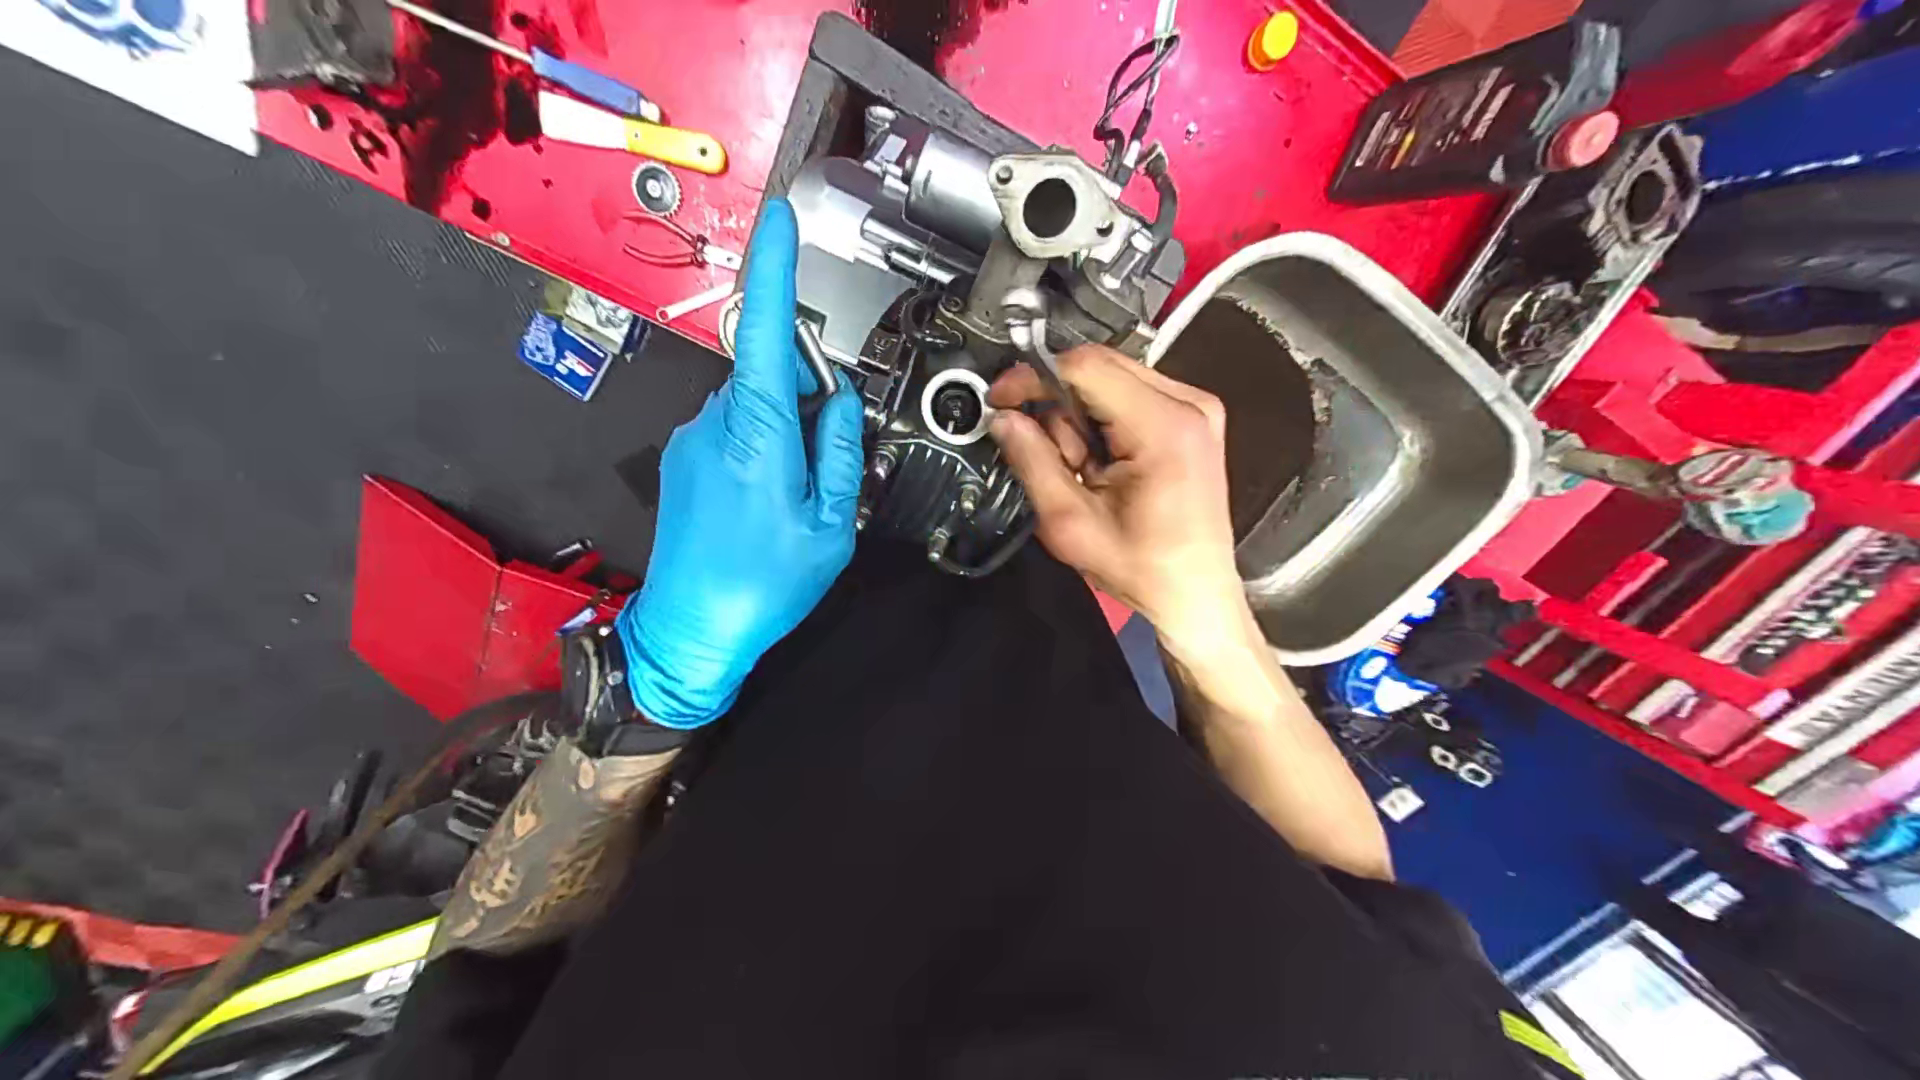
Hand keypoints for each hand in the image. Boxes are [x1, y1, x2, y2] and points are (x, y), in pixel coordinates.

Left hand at [615, 198, 864, 727]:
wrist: (692, 629)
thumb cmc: (761, 584)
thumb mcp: (830, 526)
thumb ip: (841, 455)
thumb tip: (841, 408)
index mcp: (759, 437)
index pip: (766, 332)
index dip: (774, 269)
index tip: (779, 220)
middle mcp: (716, 426)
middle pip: (772, 373)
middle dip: (809, 393)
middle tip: (829, 451)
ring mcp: (693, 441)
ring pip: (755, 405)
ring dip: (788, 429)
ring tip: (797, 493)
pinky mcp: (686, 458)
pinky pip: (735, 428)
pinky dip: (763, 445)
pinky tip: (770, 498)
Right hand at [987, 346, 1246, 658]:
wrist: (1194, 592)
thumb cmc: (1143, 568)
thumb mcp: (1070, 522)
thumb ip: (1032, 461)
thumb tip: (1003, 419)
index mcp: (1165, 427)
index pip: (1085, 366)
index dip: (1033, 376)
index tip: (1002, 399)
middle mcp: (1189, 405)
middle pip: (1098, 366)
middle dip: (1058, 404)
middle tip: (1050, 454)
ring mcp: (1196, 408)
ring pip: (1110, 379)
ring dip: (1079, 418)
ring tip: (1084, 470)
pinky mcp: (1192, 419)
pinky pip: (1128, 396)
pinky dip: (1102, 422)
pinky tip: (1103, 463)